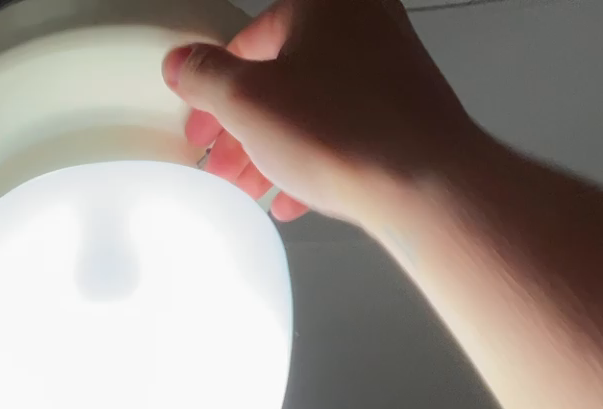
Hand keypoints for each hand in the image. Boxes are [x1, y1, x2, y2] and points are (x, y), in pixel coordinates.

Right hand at [163, 0, 487, 225]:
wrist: (419, 179)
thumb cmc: (342, 130)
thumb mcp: (247, 102)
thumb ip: (206, 77)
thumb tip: (183, 62)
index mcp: (324, 2)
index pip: (248, 40)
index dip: (214, 91)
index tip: (201, 123)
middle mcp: (362, 23)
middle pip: (279, 78)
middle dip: (242, 130)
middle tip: (222, 163)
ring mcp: (385, 68)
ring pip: (308, 108)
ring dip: (271, 150)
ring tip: (251, 186)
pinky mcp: (398, 112)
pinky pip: (339, 133)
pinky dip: (310, 161)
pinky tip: (292, 196)